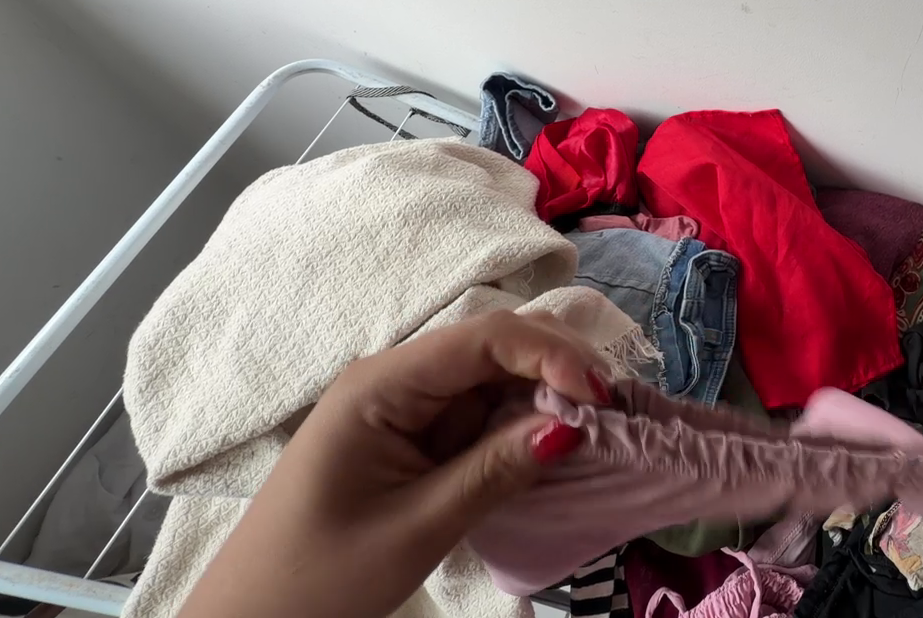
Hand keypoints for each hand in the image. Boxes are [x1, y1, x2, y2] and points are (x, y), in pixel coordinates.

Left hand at [178, 310, 609, 617]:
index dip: (551, 352)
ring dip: (551, 387)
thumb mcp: (413, 531)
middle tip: (609, 403)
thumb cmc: (313, 585)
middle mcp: (401, 376)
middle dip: (559, 362)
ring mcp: (414, 402)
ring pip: (501, 371)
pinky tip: (560, 431)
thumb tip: (574, 424)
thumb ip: (496, 470)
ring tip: (597, 415)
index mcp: (383, 384)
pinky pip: (490, 406)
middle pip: (499, 342)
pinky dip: (530, 415)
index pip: (485, 337)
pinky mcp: (424, 430)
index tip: (599, 395)